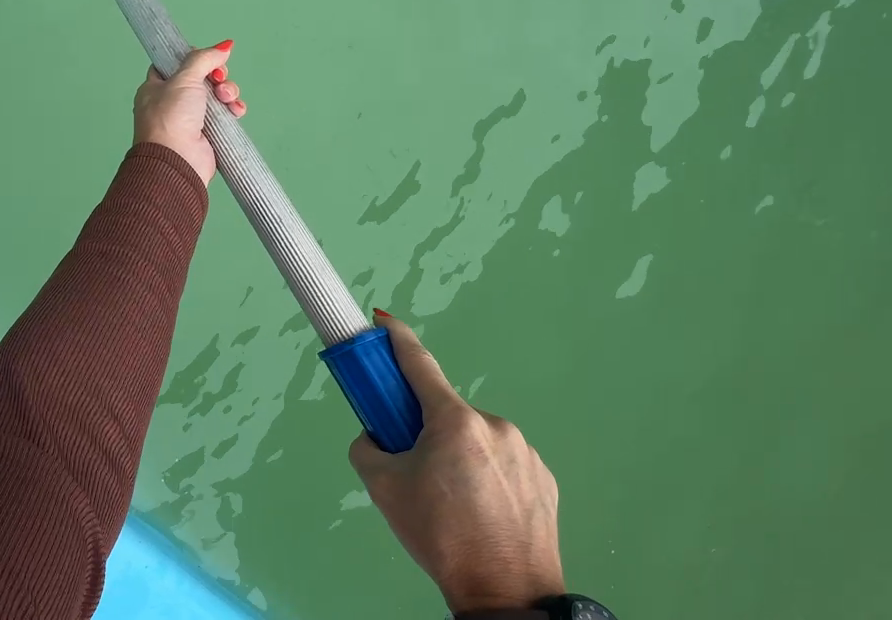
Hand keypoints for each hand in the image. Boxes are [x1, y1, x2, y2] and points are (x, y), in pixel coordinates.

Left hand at [132, 41, 245, 181]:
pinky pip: (225, 115)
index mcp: (156, 87)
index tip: (207, 59)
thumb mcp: (183, 80)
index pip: (175, 64)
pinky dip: (233, 109)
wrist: (177, 160)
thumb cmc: (169, 120)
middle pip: (201, 78)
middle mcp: (172, 102)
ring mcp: (190, 118)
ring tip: (226, 98)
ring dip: (227, 92)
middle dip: (217, 76)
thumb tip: (223, 46)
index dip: (194, 59)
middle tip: (219, 80)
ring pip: (216, 95)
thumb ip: (202, 60)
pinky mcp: (208, 132)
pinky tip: (235, 111)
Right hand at [349, 312, 564, 613]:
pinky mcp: (545, 480)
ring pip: (472, 436)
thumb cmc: (439, 535)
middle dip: (421, 423)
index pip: (418, 362)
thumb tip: (378, 434)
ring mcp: (525, 453)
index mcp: (454, 422)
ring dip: (454, 450)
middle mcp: (494, 426)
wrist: (508, 596)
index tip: (380, 320)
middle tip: (410, 459)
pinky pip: (499, 460)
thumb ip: (369, 445)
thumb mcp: (381, 485)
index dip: (395, 338)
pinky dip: (482, 472)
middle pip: (442, 408)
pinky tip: (478, 508)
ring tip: (449, 497)